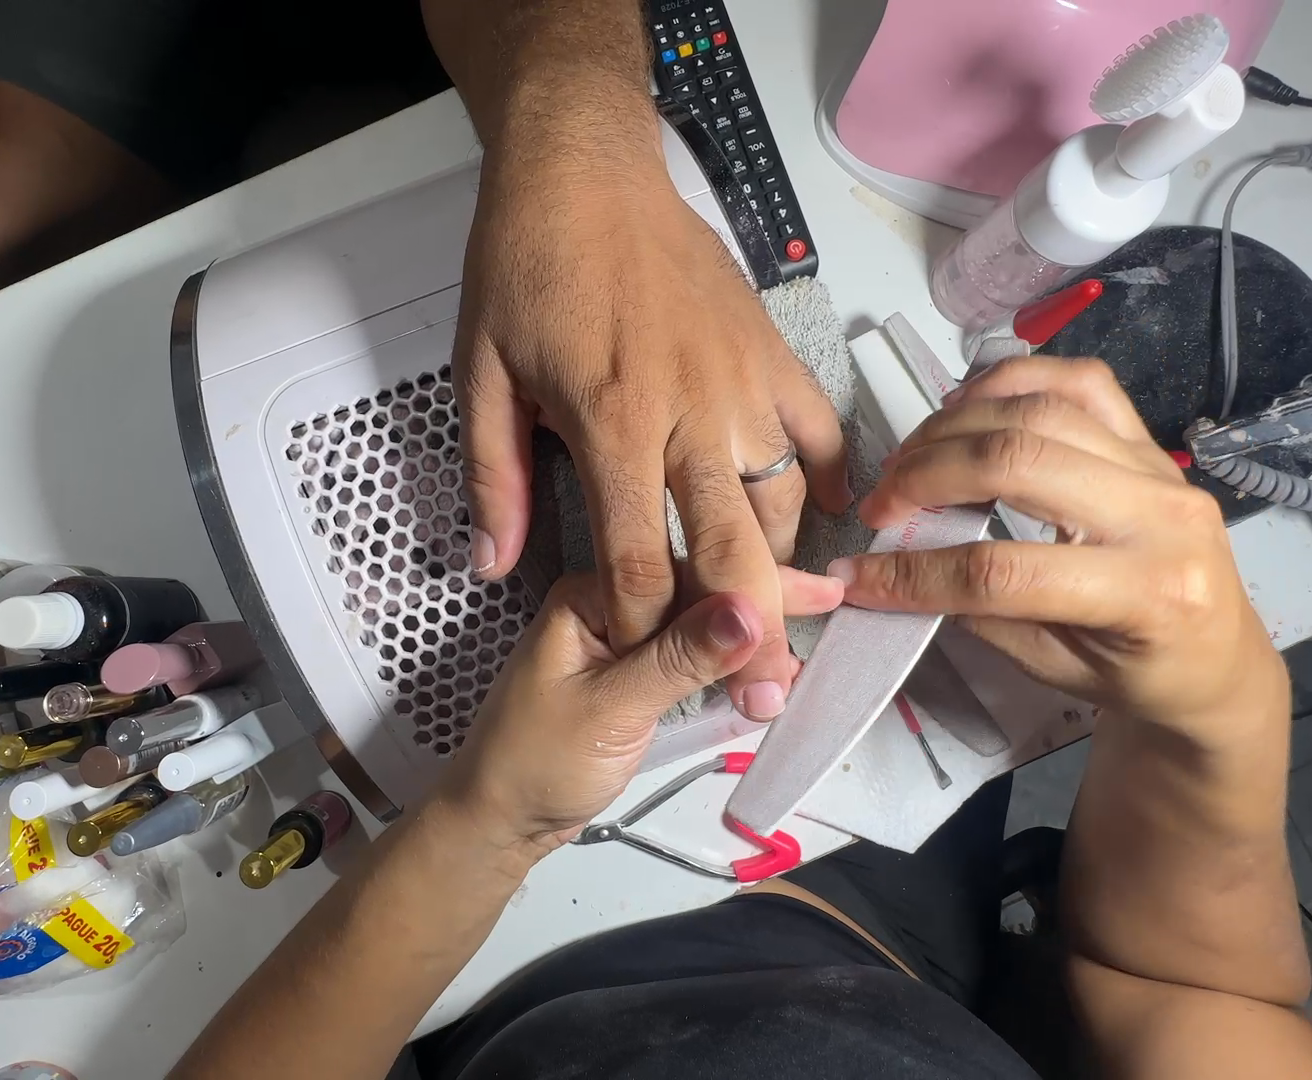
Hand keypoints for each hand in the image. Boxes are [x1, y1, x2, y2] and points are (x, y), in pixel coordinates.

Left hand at [434, 568, 843, 858]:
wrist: (497, 821)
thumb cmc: (540, 761)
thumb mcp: (613, 706)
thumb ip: (681, 658)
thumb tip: (752, 610)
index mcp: (591, 593)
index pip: (682, 574)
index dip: (748, 587)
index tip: (817, 595)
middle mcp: (608, 605)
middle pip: (695, 596)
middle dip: (760, 603)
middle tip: (834, 595)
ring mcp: (620, 641)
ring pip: (697, 628)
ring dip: (751, 634)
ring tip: (816, 622)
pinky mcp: (631, 676)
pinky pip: (687, 659)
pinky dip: (727, 663)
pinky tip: (767, 660)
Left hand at [453, 134, 850, 721]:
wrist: (585, 172)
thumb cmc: (527, 269)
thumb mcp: (482, 376)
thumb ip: (493, 479)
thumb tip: (491, 563)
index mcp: (613, 424)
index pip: (640, 559)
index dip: (647, 623)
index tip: (648, 654)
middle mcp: (691, 414)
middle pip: (733, 547)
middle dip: (748, 629)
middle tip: (764, 685)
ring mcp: (743, 382)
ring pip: (782, 500)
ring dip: (781, 564)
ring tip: (778, 611)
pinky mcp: (772, 352)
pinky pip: (820, 431)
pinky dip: (830, 481)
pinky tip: (826, 518)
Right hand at [830, 356, 1283, 734]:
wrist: (1217, 655)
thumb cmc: (1131, 672)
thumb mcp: (1046, 664)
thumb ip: (971, 610)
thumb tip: (884, 570)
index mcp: (1146, 594)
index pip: (1000, 572)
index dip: (912, 573)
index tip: (854, 573)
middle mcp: (1163, 515)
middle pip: (1019, 462)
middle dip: (925, 478)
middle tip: (879, 505)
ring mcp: (1159, 466)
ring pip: (1039, 411)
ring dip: (951, 429)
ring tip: (908, 461)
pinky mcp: (1148, 440)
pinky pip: (1078, 381)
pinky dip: (1007, 382)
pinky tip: (961, 407)